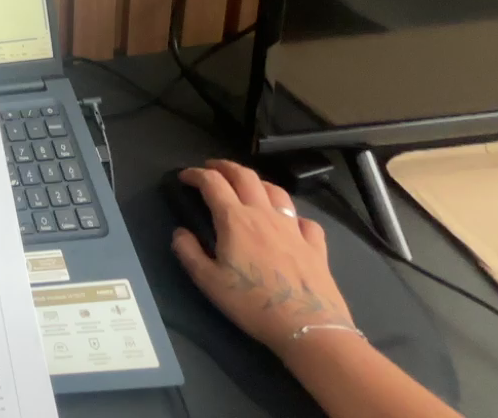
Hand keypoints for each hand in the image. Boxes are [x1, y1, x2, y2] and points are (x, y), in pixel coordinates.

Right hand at [171, 160, 355, 360]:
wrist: (311, 330)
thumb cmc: (253, 303)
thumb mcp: (207, 281)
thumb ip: (187, 251)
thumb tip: (181, 232)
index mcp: (235, 220)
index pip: (212, 182)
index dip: (195, 174)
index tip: (184, 177)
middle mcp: (264, 215)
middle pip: (245, 176)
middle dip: (225, 166)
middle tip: (211, 168)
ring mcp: (294, 230)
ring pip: (276, 191)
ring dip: (257, 182)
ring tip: (247, 187)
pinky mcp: (317, 247)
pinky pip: (305, 220)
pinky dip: (292, 215)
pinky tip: (288, 224)